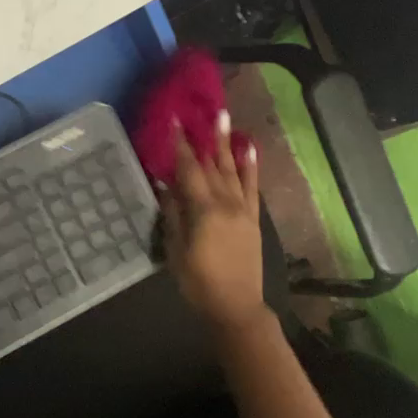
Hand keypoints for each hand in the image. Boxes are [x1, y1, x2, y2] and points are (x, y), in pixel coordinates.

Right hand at [160, 113, 270, 333]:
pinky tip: (249, 148)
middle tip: (200, 111)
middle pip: (212, 165)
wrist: (235, 306)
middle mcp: (226, 203)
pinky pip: (252, 187)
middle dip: (204, 138)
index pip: (189, 170)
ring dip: (227, 144)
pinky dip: (250, 167)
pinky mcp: (252, 218)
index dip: (179, 146)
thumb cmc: (197, 282)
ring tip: (224, 119)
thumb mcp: (176, 249)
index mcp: (204, 211)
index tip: (173, 121)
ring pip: (233, 171)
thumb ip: (173, 214)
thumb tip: (165, 183)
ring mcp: (243, 210)